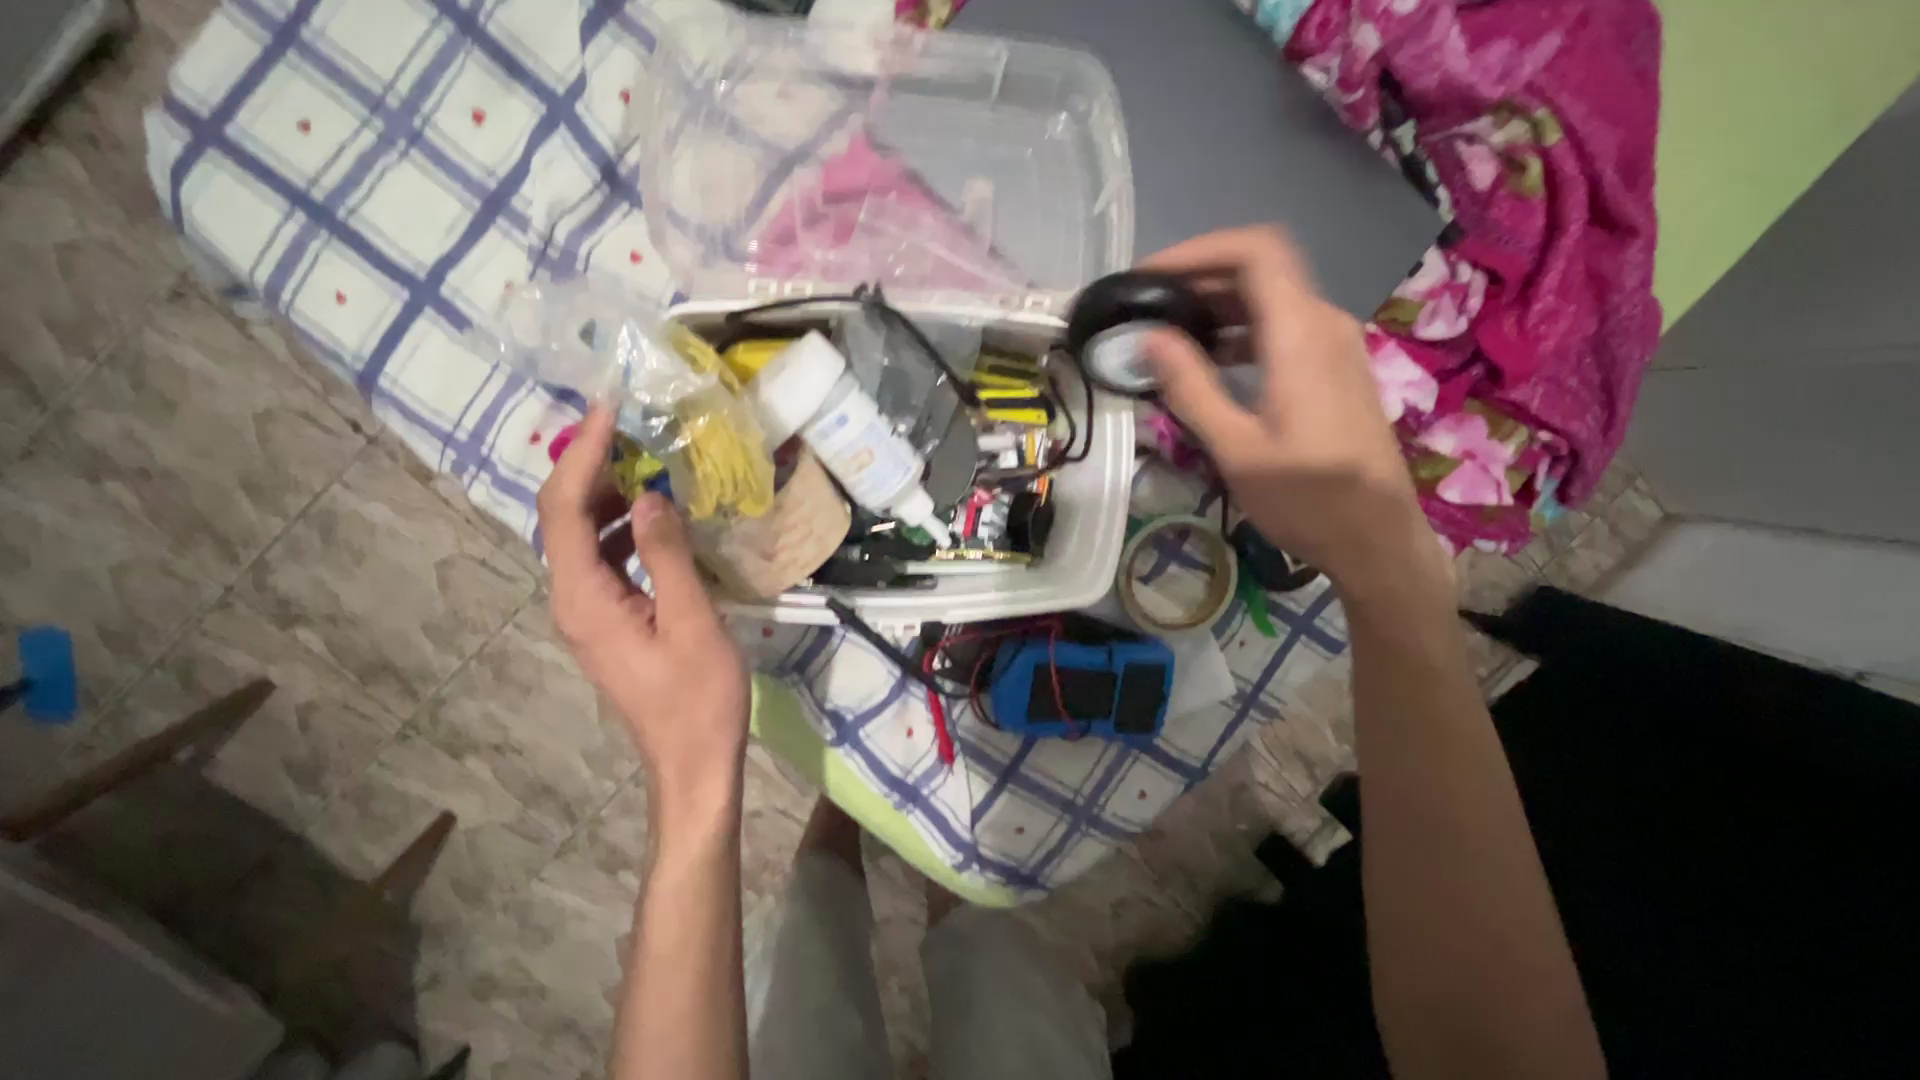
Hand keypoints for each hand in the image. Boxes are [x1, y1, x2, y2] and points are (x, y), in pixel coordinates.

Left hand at [538, 405, 749, 814]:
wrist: (692, 764)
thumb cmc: (698, 700)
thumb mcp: (692, 623)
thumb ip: (668, 556)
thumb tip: (648, 496)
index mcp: (585, 599)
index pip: (564, 511)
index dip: (582, 455)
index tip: (610, 411)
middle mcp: (572, 600)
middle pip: (563, 518)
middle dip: (591, 466)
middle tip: (635, 427)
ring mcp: (587, 613)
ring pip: (582, 538)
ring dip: (609, 496)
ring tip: (650, 461)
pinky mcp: (608, 621)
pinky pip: (603, 560)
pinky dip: (623, 529)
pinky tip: (658, 518)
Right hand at [1141, 226, 1449, 606]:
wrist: (1378, 538)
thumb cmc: (1307, 499)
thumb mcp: (1236, 449)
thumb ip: (1191, 387)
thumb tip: (1148, 337)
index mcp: (1300, 335)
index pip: (1255, 251)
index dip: (1198, 250)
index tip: (1149, 277)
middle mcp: (1324, 324)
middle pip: (1261, 269)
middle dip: (1199, 278)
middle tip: (1145, 307)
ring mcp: (1335, 345)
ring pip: (1271, 298)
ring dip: (1217, 305)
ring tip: (1166, 334)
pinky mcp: (1335, 368)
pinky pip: (1282, 327)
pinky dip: (1239, 330)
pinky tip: (1209, 363)